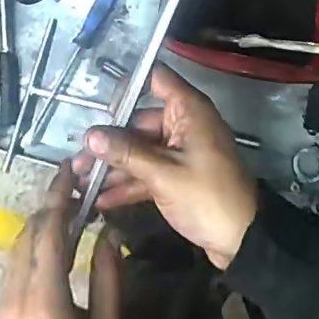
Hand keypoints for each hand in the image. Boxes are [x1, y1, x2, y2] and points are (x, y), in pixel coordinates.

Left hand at [0, 166, 121, 318]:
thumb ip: (108, 282)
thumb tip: (108, 235)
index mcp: (44, 304)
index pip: (48, 233)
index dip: (59, 197)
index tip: (72, 171)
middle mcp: (14, 301)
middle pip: (27, 235)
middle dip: (50, 205)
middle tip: (76, 188)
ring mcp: (0, 312)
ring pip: (17, 251)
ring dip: (40, 226)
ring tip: (68, 213)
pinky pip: (13, 271)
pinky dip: (32, 249)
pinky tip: (53, 250)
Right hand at [70, 65, 257, 270]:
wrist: (242, 240)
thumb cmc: (206, 196)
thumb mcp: (163, 173)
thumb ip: (126, 152)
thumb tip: (90, 135)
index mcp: (188, 110)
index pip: (157, 79)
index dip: (128, 84)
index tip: (95, 96)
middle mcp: (185, 124)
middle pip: (140, 121)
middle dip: (109, 140)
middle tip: (77, 158)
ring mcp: (182, 151)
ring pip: (142, 149)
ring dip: (114, 165)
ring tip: (80, 180)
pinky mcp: (179, 176)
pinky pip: (149, 171)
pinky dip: (129, 183)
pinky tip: (101, 200)